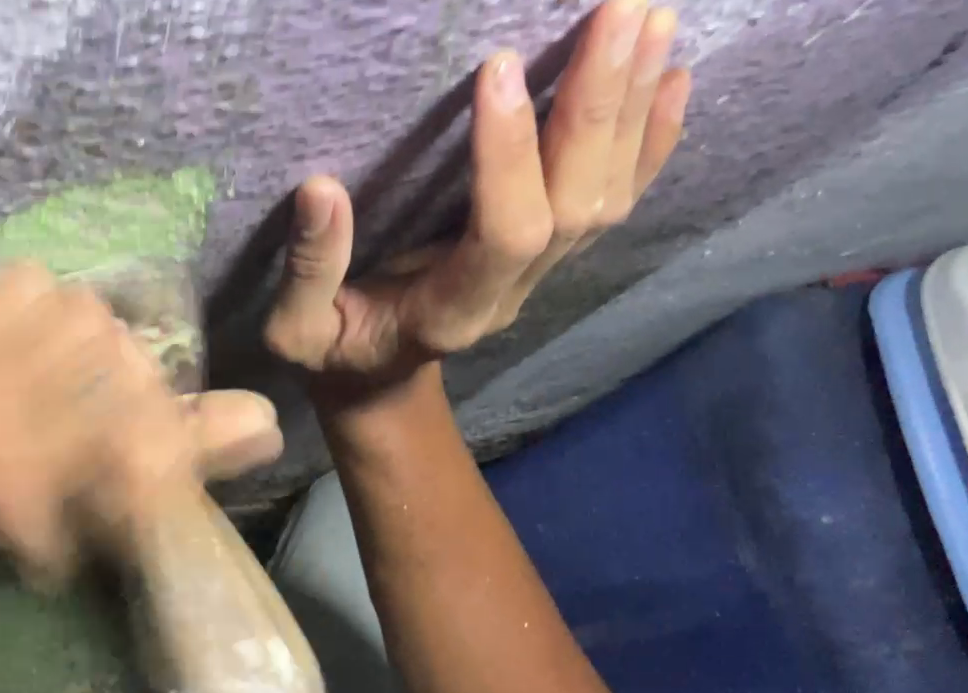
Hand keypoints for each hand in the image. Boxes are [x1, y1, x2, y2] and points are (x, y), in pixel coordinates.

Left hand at [0, 262, 281, 579]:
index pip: (144, 438)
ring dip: (98, 338)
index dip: (174, 428)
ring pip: (83, 317)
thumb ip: (176, 469)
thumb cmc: (4, 520)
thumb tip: (266, 423)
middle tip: (116, 393)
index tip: (164, 431)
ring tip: (76, 365)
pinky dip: (47, 301)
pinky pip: (28, 284)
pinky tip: (37, 336)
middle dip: (137, 380)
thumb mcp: (91, 519)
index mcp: (29, 495)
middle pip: (122, 365)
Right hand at [263, 0, 690, 389]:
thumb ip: (307, 272)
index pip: (504, 234)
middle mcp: (508, 297)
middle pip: (577, 205)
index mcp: (448, 315)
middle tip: (617, 12)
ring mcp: (537, 279)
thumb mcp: (294, 331)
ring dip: (631, 109)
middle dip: (598, 109)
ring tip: (646, 20)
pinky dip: (651, 142)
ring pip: (606, 198)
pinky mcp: (545, 261)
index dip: (510, 156)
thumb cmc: (331, 354)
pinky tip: (673, 80)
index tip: (496, 70)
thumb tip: (319, 189)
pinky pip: (615, 205)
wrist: (374, 380)